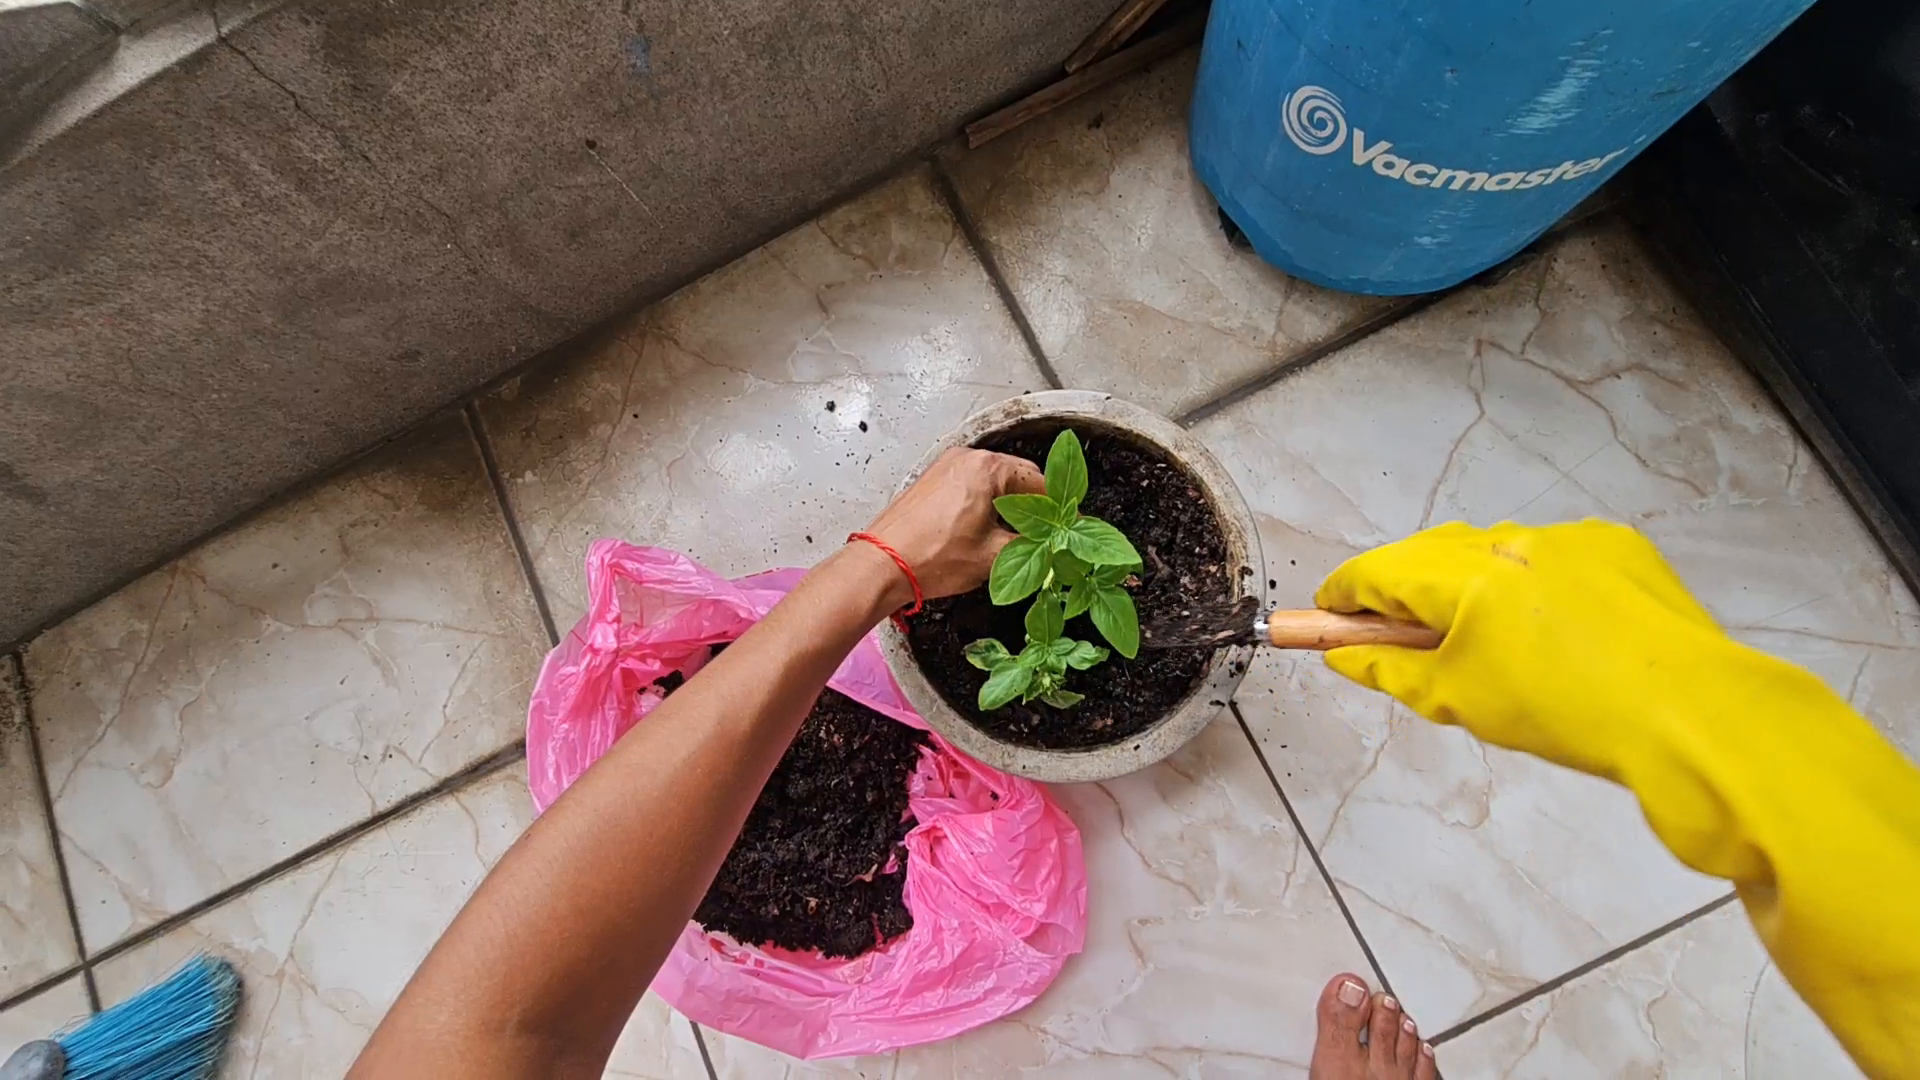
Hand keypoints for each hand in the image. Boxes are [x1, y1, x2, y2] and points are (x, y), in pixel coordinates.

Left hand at [863, 448, 1044, 600]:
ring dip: (1006, 507)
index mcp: (987, 468)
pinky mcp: (931, 481)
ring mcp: (946, 467)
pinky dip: (982, 505)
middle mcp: (967, 458)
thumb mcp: (993, 557)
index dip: (1056, 510)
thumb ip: (1030, 548)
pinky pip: (969, 487)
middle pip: (1015, 479)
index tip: (1063, 529)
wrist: (881, 565)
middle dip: (1031, 507)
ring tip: (1012, 539)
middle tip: (1041, 536)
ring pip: (992, 483)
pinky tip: (982, 532)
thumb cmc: (931, 557)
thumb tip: (1050, 548)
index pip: (1039, 482)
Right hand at [1314, 519, 1729, 778]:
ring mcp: (1564, 537)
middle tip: (1398, 630)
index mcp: (1461, 576)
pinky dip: (1522, 575)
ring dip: (1460, 577)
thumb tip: (1339, 653)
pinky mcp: (1613, 544)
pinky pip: (1543, 550)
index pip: (1373, 572)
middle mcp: (1507, 541)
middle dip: (1398, 586)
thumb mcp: (1452, 698)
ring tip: (1475, 628)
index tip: (1329, 613)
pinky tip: (1542, 617)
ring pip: (1482, 547)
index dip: (1342, 592)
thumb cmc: (1559, 712)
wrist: (1697, 721)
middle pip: (1422, 553)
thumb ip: (1383, 668)